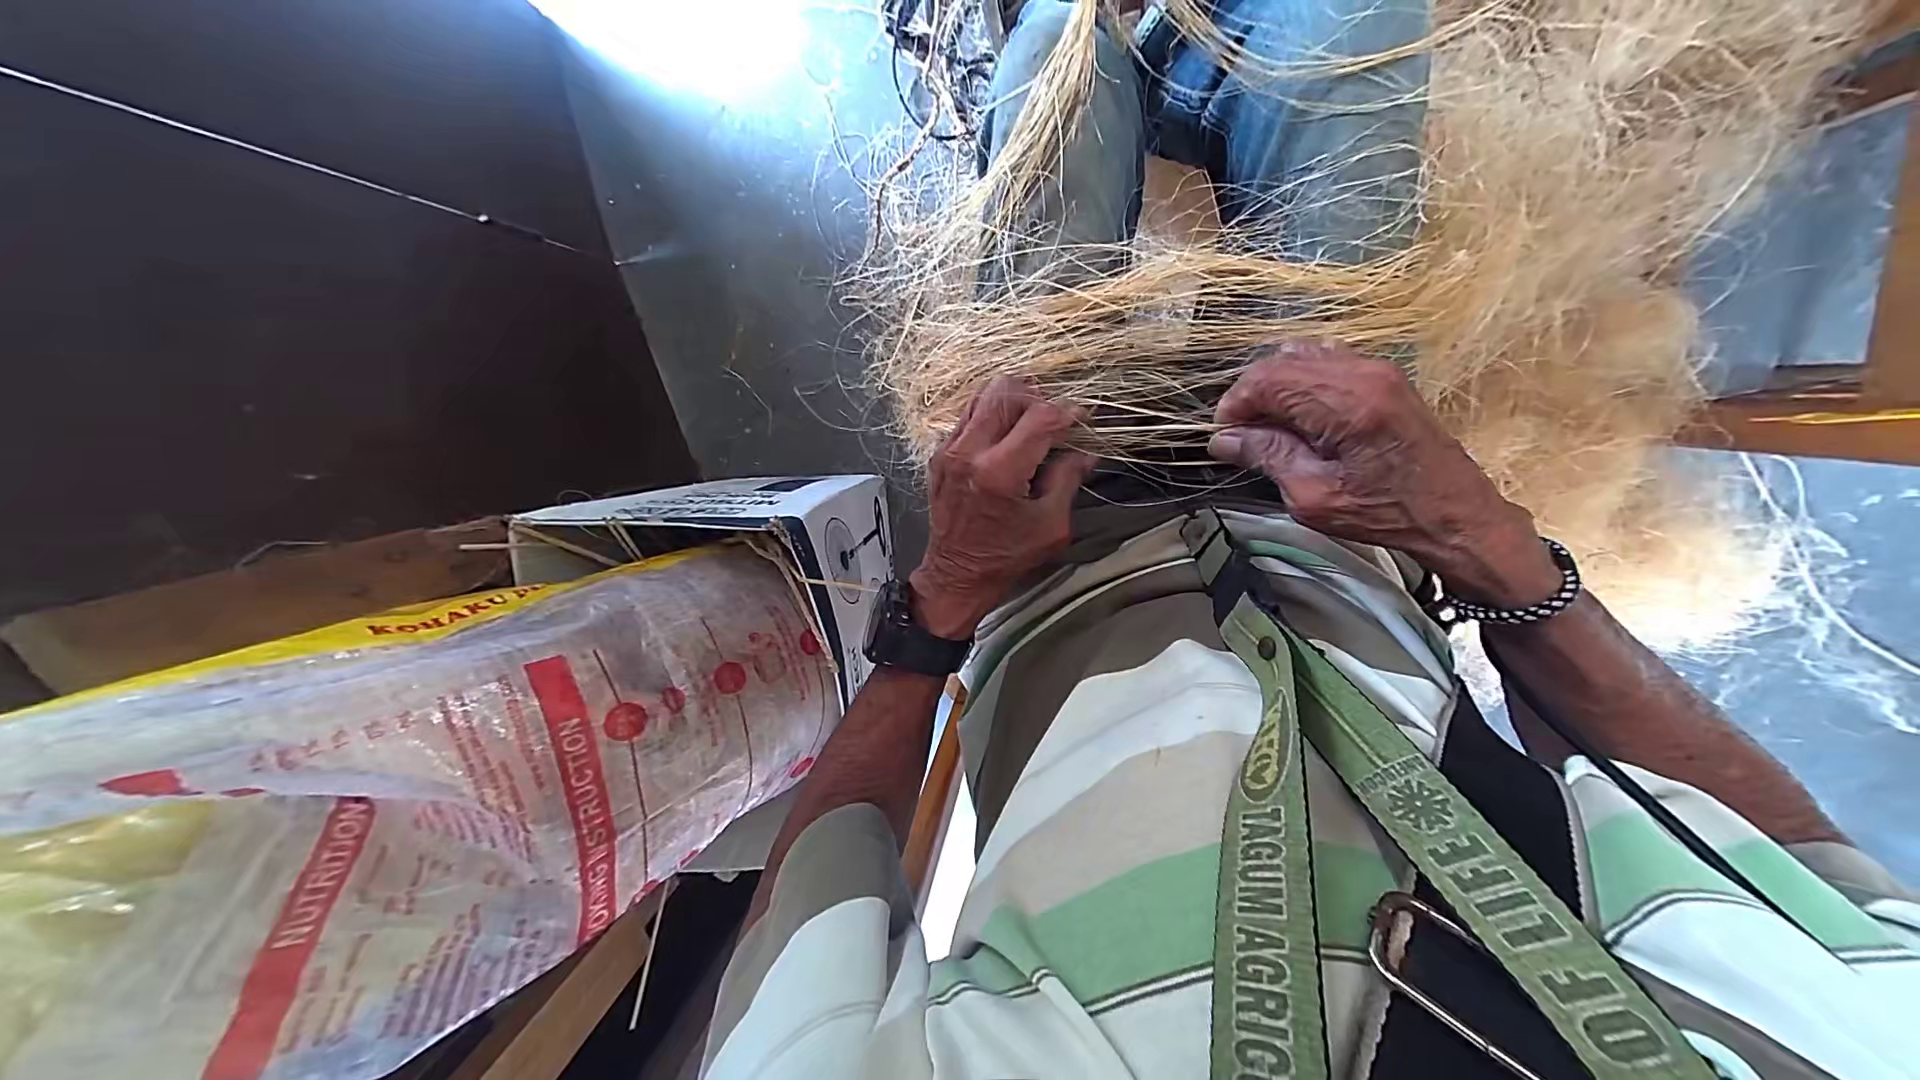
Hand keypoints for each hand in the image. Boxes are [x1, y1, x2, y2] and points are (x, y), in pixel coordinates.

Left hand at [910, 377, 1096, 638]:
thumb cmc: (1005, 557)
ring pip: (982, 397)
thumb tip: (1085, 452)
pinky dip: (991, 412)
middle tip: (1055, 413)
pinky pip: (968, 415)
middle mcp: (969, 454)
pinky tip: (1008, 428)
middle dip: (1038, 397)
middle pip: (1006, 394)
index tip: (1081, 418)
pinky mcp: (939, 455)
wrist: (957, 575)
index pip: (1039, 418)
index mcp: (999, 473)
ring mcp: (949, 451)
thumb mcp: (1050, 525)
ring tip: (1033, 413)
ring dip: (1012, 398)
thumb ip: (1068, 480)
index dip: (1067, 413)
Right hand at [1207, 340, 1558, 606]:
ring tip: (1267, 426)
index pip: (1267, 379)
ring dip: (1272, 387)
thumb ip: (1268, 457)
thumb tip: (1224, 440)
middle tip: (1241, 435)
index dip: (1235, 405)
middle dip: (1249, 395)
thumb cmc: (1385, 513)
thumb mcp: (1313, 496)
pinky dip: (1297, 382)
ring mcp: (1377, 369)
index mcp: (1347, 404)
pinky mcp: (1383, 376)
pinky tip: (1295, 415)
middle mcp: (1363, 373)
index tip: (1225, 438)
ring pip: (1300, 355)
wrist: (1456, 514)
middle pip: (1280, 361)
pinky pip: (1324, 361)